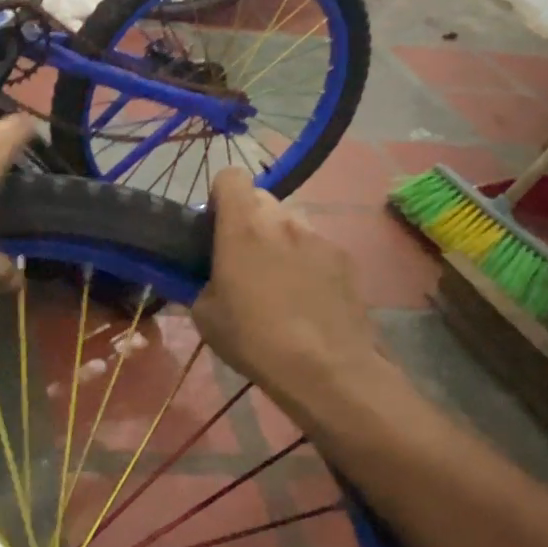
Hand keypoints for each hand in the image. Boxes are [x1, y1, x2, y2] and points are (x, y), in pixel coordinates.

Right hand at [193, 168, 380, 405]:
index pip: (230, 176)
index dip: (219, 196)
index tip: (214, 227)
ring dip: (279, 241)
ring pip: (291, 224)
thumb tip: (208, 278)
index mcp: (243, 226)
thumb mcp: (205, 315)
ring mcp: (319, 238)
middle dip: (249, 220)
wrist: (327, 370)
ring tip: (277, 282)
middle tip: (240, 258)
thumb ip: (201, 282)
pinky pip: (316, 248)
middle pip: (261, 199)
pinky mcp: (346, 260)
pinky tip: (306, 300)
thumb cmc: (254, 338)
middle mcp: (283, 220)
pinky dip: (307, 263)